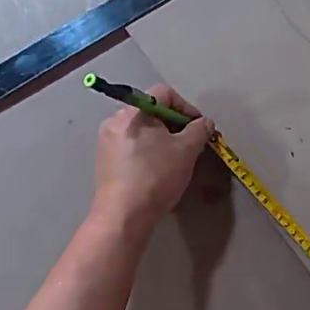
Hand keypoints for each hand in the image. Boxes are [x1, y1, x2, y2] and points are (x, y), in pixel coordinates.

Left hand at [91, 84, 215, 229]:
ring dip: (162, 139)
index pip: (164, 94)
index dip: (187, 107)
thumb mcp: (187, 151)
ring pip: (142, 129)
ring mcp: (106, 141)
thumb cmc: (156, 177)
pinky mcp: (104, 160)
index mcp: (133, 112)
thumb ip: (199, 130)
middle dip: (175, 125)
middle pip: (152, 111)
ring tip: (175, 159)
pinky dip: (147, 150)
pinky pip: (131, 145)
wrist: (123, 215)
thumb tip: (205, 123)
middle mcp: (115, 120)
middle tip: (190, 145)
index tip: (198, 128)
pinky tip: (156, 170)